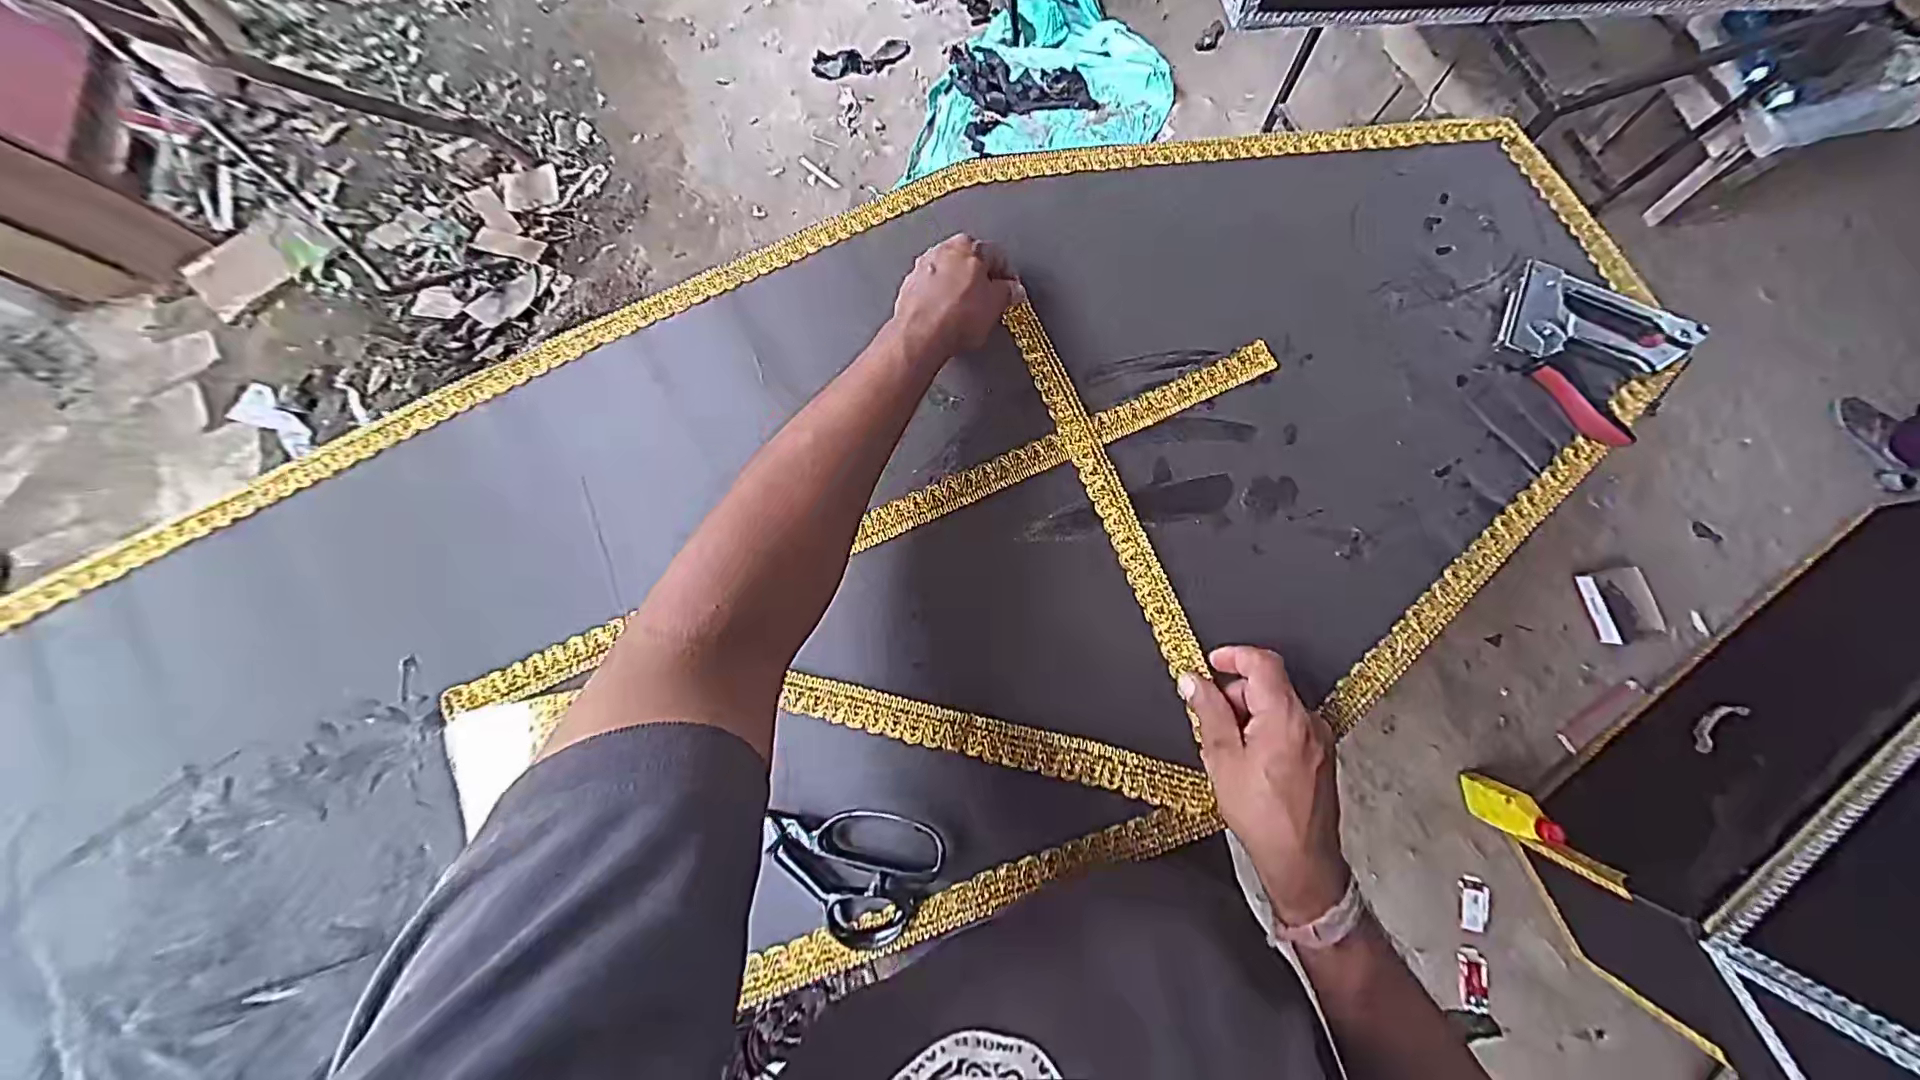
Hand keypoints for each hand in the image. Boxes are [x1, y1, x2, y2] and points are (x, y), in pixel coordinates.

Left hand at [888, 234, 1019, 362]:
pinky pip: (931, 291)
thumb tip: (1012, 290)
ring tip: (965, 315)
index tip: (1010, 291)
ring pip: (948, 276)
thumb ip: (1008, 292)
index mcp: (968, 245)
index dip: (1007, 276)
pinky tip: (946, 318)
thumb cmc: (955, 317)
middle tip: (988, 304)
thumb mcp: (996, 305)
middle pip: (969, 263)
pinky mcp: (908, 288)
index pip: (997, 255)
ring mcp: (922, 268)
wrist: (920, 337)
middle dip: (980, 282)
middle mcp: (941, 250)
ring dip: (958, 291)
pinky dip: (939, 301)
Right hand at [1182, 646, 1350, 926]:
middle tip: (1211, 717)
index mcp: (1284, 717)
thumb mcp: (1222, 758)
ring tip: (1229, 747)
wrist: (1300, 860)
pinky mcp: (1321, 754)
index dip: (1233, 655)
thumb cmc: (1263, 815)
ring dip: (1249, 712)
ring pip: (1278, 705)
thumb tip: (1192, 680)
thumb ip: (1208, 711)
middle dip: (1235, 692)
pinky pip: (1289, 724)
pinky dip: (1265, 726)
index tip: (1211, 662)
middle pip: (1268, 684)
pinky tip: (1248, 757)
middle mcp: (1309, 722)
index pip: (1263, 663)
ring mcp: (1319, 739)